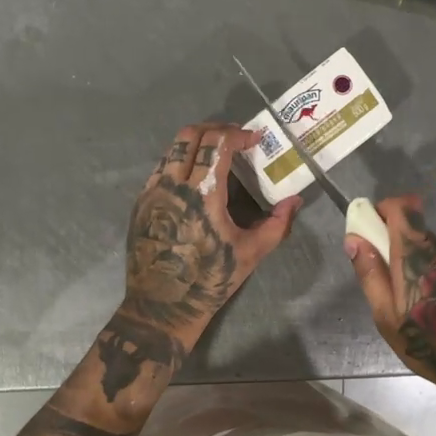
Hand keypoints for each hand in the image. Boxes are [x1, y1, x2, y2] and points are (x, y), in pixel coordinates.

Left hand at [120, 124, 301, 348]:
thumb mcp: (251, 253)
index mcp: (203, 195)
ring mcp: (152, 193)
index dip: (238, 134)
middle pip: (189, 135)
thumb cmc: (210, 280)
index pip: (217, 144)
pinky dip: (179, 161)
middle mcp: (173, 186)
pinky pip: (160, 169)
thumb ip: (277, 224)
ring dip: (195, 144)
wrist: (163, 306)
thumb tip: (295, 201)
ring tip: (215, 155)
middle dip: (215, 130)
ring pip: (171, 149)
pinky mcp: (141, 204)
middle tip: (234, 139)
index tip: (253, 139)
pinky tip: (194, 178)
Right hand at [346, 196, 435, 388]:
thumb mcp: (387, 317)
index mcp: (416, 256)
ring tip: (425, 301)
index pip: (401, 208)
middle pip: (417, 231)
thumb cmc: (430, 345)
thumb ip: (370, 274)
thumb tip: (354, 240)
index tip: (375, 230)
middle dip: (401, 247)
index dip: (385, 210)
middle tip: (395, 284)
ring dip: (424, 263)